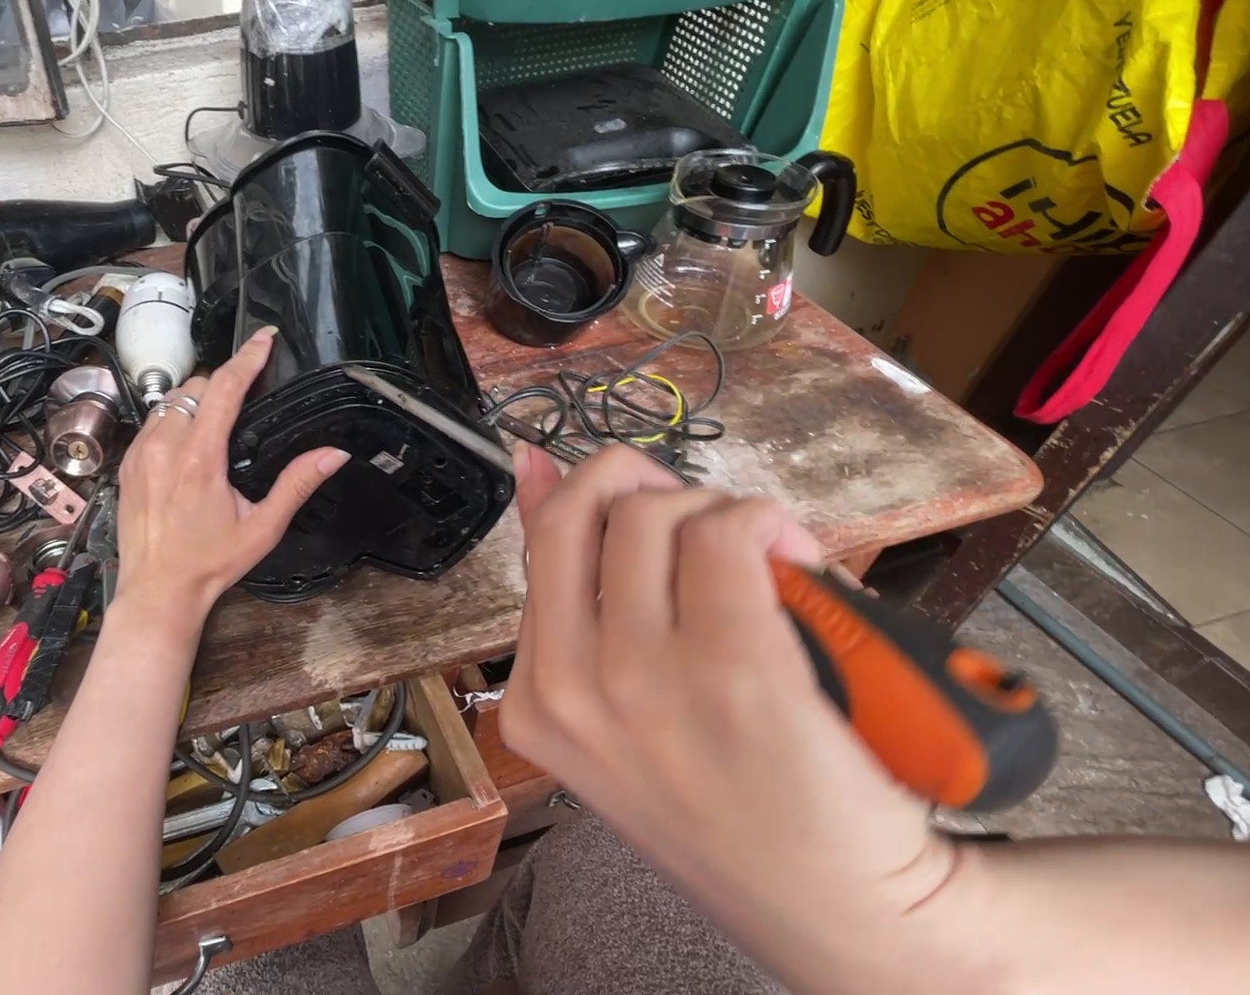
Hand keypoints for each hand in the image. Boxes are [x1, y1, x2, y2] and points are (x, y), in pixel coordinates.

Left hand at [115, 326, 349, 624]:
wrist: (157, 591)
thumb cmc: (211, 562)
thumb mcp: (263, 526)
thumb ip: (297, 484)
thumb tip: (333, 454)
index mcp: (199, 458)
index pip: (224, 388)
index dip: (247, 358)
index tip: (263, 339)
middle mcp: (164, 447)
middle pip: (195, 387)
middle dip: (221, 384)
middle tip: (244, 401)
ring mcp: (139, 453)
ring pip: (170, 401)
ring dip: (196, 400)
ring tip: (216, 422)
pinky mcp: (126, 464)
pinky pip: (152, 422)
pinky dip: (173, 420)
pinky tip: (188, 443)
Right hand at [500, 444, 951, 979]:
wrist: (839, 907)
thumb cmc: (724, 795)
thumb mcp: (610, 700)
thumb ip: (571, 589)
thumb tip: (527, 460)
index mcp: (534, 699)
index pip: (539, 543)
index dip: (600, 506)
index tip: (644, 509)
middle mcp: (568, 687)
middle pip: (583, 509)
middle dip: (641, 482)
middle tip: (698, 516)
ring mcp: (641, 680)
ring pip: (653, 513)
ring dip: (714, 511)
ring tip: (760, 556)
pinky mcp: (732, 670)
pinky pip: (725, 533)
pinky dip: (765, 522)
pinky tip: (793, 558)